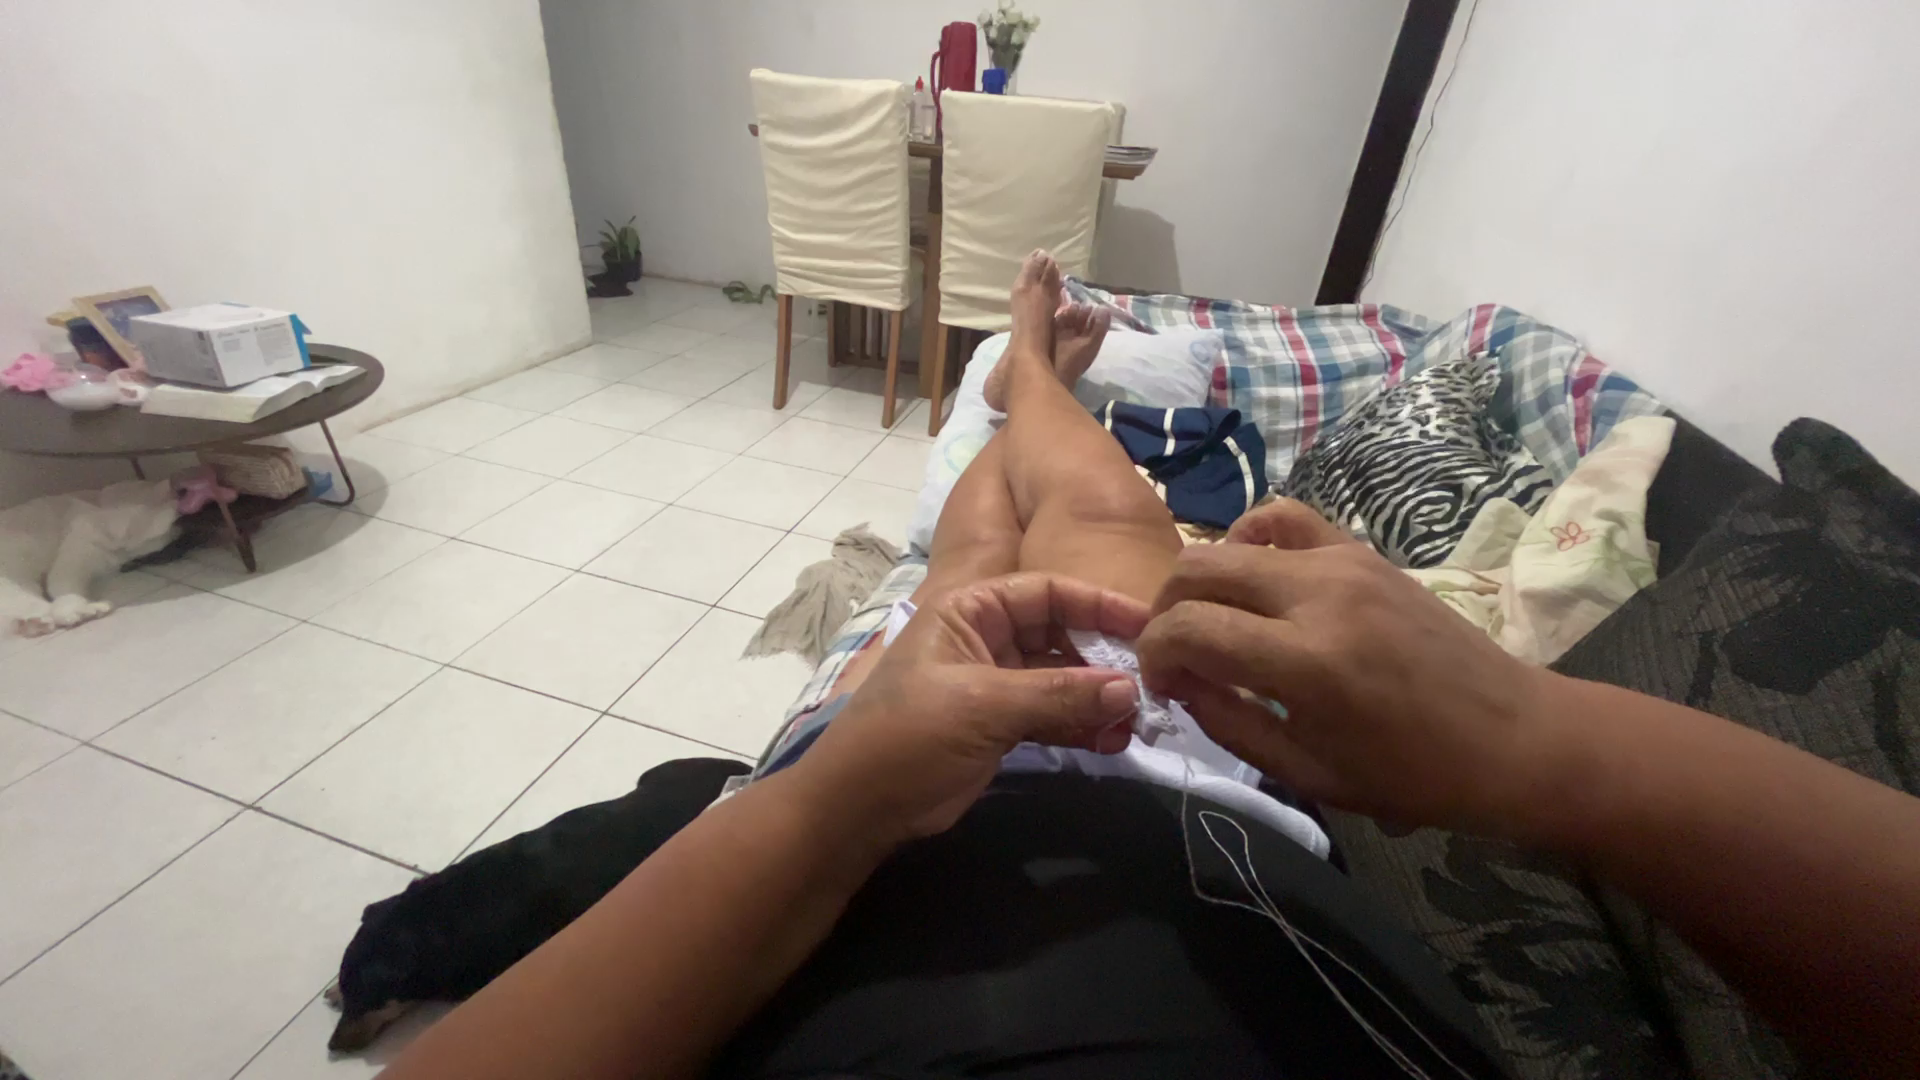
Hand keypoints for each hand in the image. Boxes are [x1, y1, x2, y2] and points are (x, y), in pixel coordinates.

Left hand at [787, 572, 1149, 847]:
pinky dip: (1080, 725)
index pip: (1046, 591)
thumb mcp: (983, 705)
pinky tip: (1111, 742)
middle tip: (1150, 684)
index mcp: (971, 609)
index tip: (1147, 626)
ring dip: (1097, 697)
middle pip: (1059, 632)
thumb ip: (1058, 694)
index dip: (1098, 604)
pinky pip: (1052, 713)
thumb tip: (1132, 688)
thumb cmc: (911, 734)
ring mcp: (995, 680)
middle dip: (1102, 658)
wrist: (862, 805)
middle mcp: (986, 636)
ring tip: (1136, 723)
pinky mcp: (1001, 721)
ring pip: (1060, 677)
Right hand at [1136, 500, 1566, 836]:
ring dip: (1199, 582)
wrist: (1518, 738)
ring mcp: (1340, 562)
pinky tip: (1251, 572)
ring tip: (1209, 618)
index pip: (1185, 628)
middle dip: (1163, 610)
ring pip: (1226, 543)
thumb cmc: (1411, 774)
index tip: (1161, 681)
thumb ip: (1224, 720)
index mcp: (1305, 662)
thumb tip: (1176, 678)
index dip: (1154, 653)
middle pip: (1194, 570)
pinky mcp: (1359, 549)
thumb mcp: (1304, 772)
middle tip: (1176, 650)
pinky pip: (1282, 518)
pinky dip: (1248, 538)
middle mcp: (1316, 595)